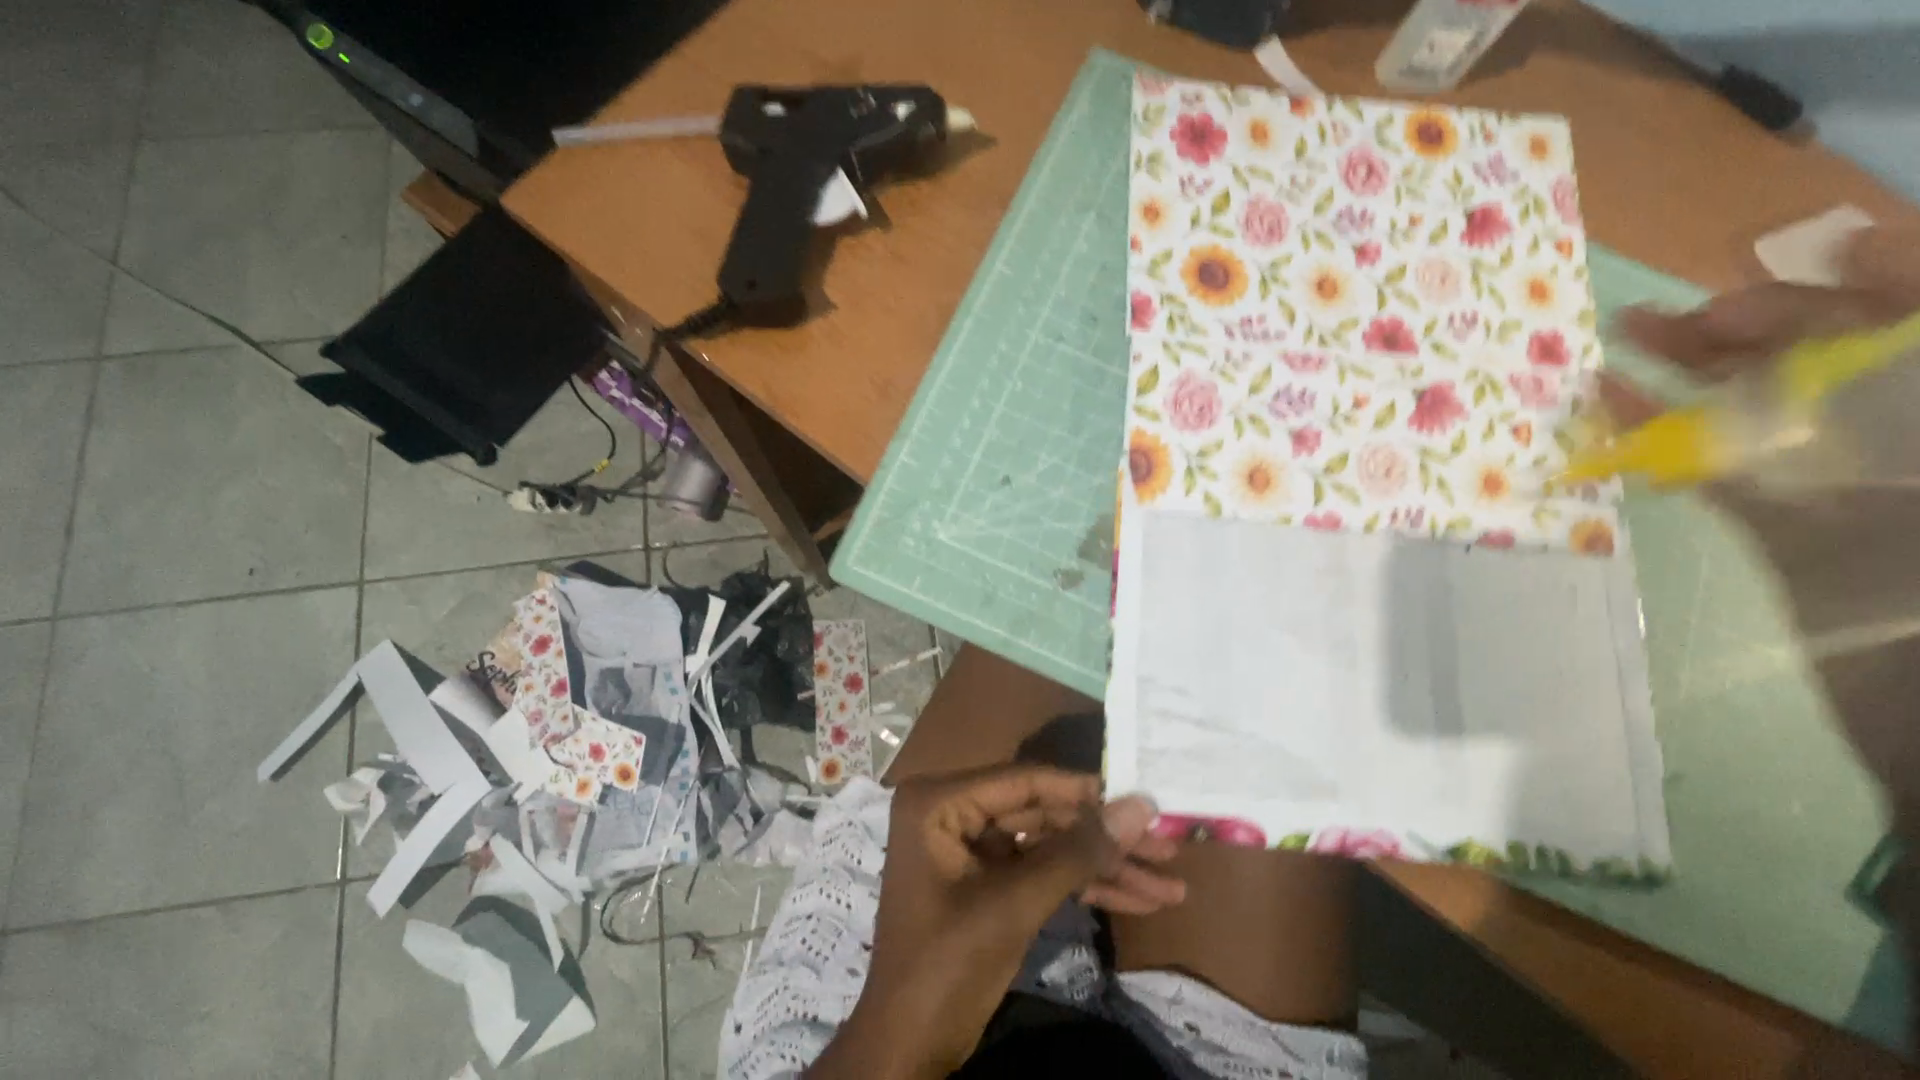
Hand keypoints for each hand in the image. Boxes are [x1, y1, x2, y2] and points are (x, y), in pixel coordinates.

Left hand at [807, 765, 1182, 1079]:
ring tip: (1171, 885)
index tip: (1147, 802)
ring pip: (1049, 846)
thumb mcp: (1015, 903)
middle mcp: (951, 813)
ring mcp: (969, 849)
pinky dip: (1084, 887)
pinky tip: (1138, 900)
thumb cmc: (947, 964)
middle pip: (1043, 814)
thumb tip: (1142, 805)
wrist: (908, 1045)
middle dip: (1105, 840)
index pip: (1026, 783)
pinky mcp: (986, 883)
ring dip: (1106, 868)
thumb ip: (1078, 851)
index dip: (1088, 793)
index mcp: (939, 802)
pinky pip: (1040, 872)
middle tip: (1170, 849)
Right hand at [1602, 226, 1919, 806]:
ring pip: (1768, 396)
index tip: (1807, 258)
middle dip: (1758, 320)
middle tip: (1670, 320)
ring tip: (1624, 338)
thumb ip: (1904, 361)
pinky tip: (1611, 406)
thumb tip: (1869, 243)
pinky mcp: (1788, 521)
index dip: (1873, 273)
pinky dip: (1664, 433)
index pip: (1914, 312)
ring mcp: (1849, 475)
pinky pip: (1720, 462)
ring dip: (1695, 368)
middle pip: (1837, 347)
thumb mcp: (1916, 454)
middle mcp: (1905, 425)